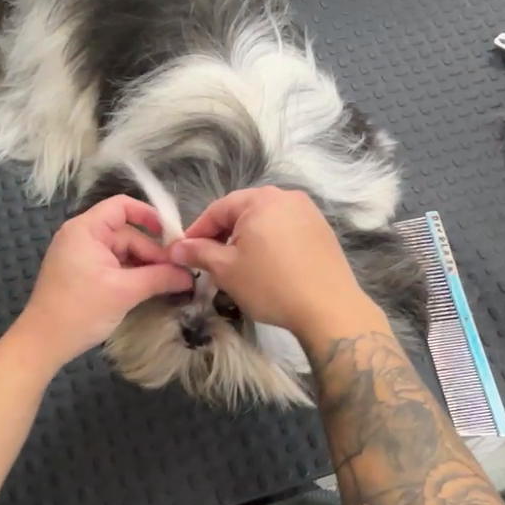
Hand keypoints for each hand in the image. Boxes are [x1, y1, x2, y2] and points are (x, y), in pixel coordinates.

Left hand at [9, 195, 194, 368]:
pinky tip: (149, 288)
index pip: (122, 206)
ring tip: (169, 282)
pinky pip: (112, 265)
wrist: (43, 343)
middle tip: (179, 273)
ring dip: (144, 266)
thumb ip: (160, 278)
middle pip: (126, 233)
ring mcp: (80, 255)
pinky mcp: (81, 273)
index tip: (173, 236)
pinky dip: (130, 274)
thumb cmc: (81, 311)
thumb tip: (190, 274)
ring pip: (121, 251)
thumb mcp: (125, 292)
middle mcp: (81, 235)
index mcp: (86, 229)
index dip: (150, 215)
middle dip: (152, 252)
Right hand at [170, 187, 374, 336]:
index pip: (217, 209)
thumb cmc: (270, 284)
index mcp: (260, 199)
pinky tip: (268, 267)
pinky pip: (286, 230)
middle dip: (223, 234)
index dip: (198, 231)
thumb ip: (198, 253)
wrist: (328, 308)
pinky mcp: (322, 230)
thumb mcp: (226, 269)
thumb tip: (176, 248)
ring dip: (247, 239)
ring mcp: (309, 212)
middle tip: (210, 261)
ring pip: (265, 221)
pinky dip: (270, 243)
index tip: (185, 253)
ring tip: (238, 266)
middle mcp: (286, 196)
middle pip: (243, 211)